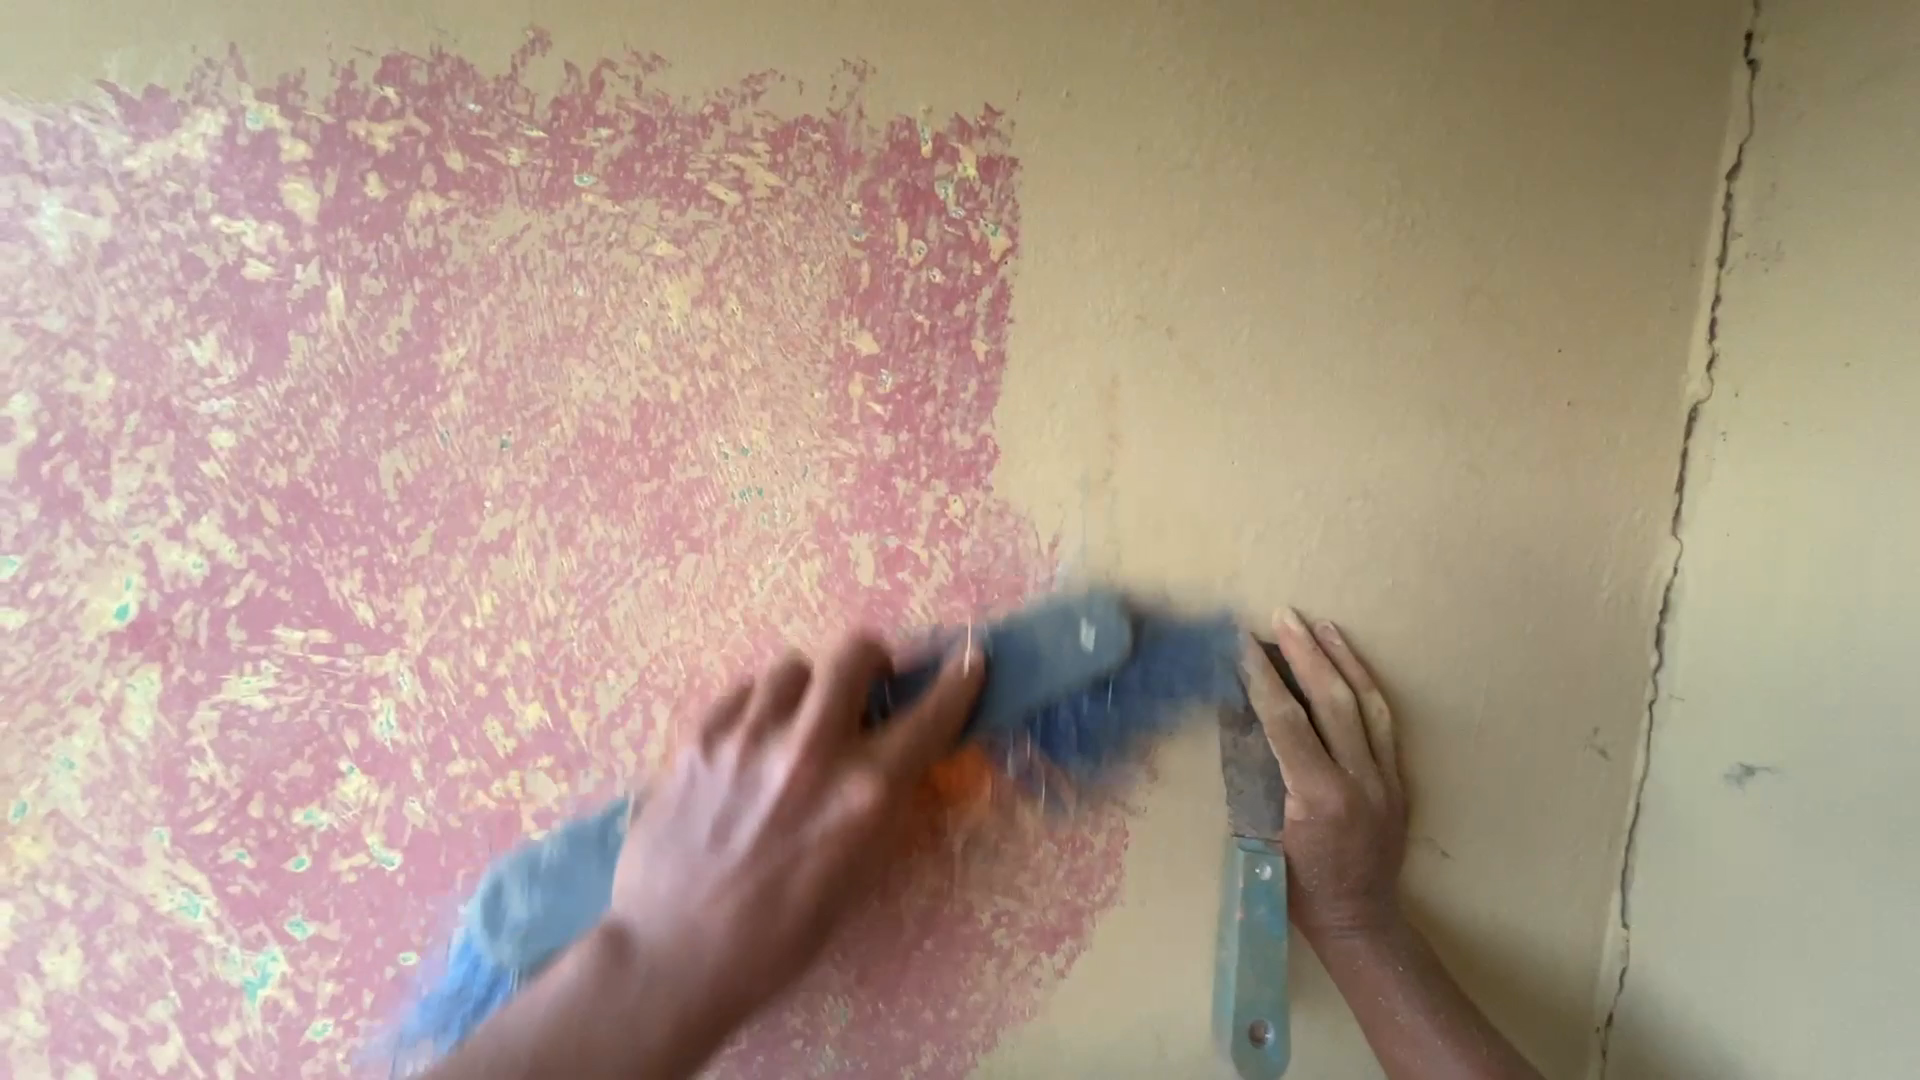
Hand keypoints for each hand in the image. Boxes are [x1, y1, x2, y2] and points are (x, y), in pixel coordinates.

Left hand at [606, 631, 983, 1033]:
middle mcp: (812, 749)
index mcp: (864, 792)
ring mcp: (750, 736)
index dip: (959, 681)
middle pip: (855, 653)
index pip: (932, 715)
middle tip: (866, 684)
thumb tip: (897, 753)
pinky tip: (751, 740)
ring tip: (796, 720)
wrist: (674, 956)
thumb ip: (882, 802)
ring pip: (793, 667)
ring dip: (808, 688)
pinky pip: (743, 691)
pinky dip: (759, 706)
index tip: (969, 661)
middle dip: (872, 659)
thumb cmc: (781, 933)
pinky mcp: (700, 737)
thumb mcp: (858, 873)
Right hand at [1240, 609, 1405, 944]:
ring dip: (1340, 658)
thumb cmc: (1295, 884)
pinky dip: (1366, 685)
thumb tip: (1241, 715)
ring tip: (1320, 624)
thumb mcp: (1262, 829)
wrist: (1360, 921)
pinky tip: (1351, 665)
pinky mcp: (1400, 780)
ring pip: (1367, 703)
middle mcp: (1360, 780)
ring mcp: (1387, 779)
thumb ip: (1258, 771)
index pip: (1285, 720)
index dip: (1260, 676)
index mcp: (1319, 796)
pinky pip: (1385, 722)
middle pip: (1332, 700)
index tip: (1241, 642)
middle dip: (1304, 652)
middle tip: (1282, 615)